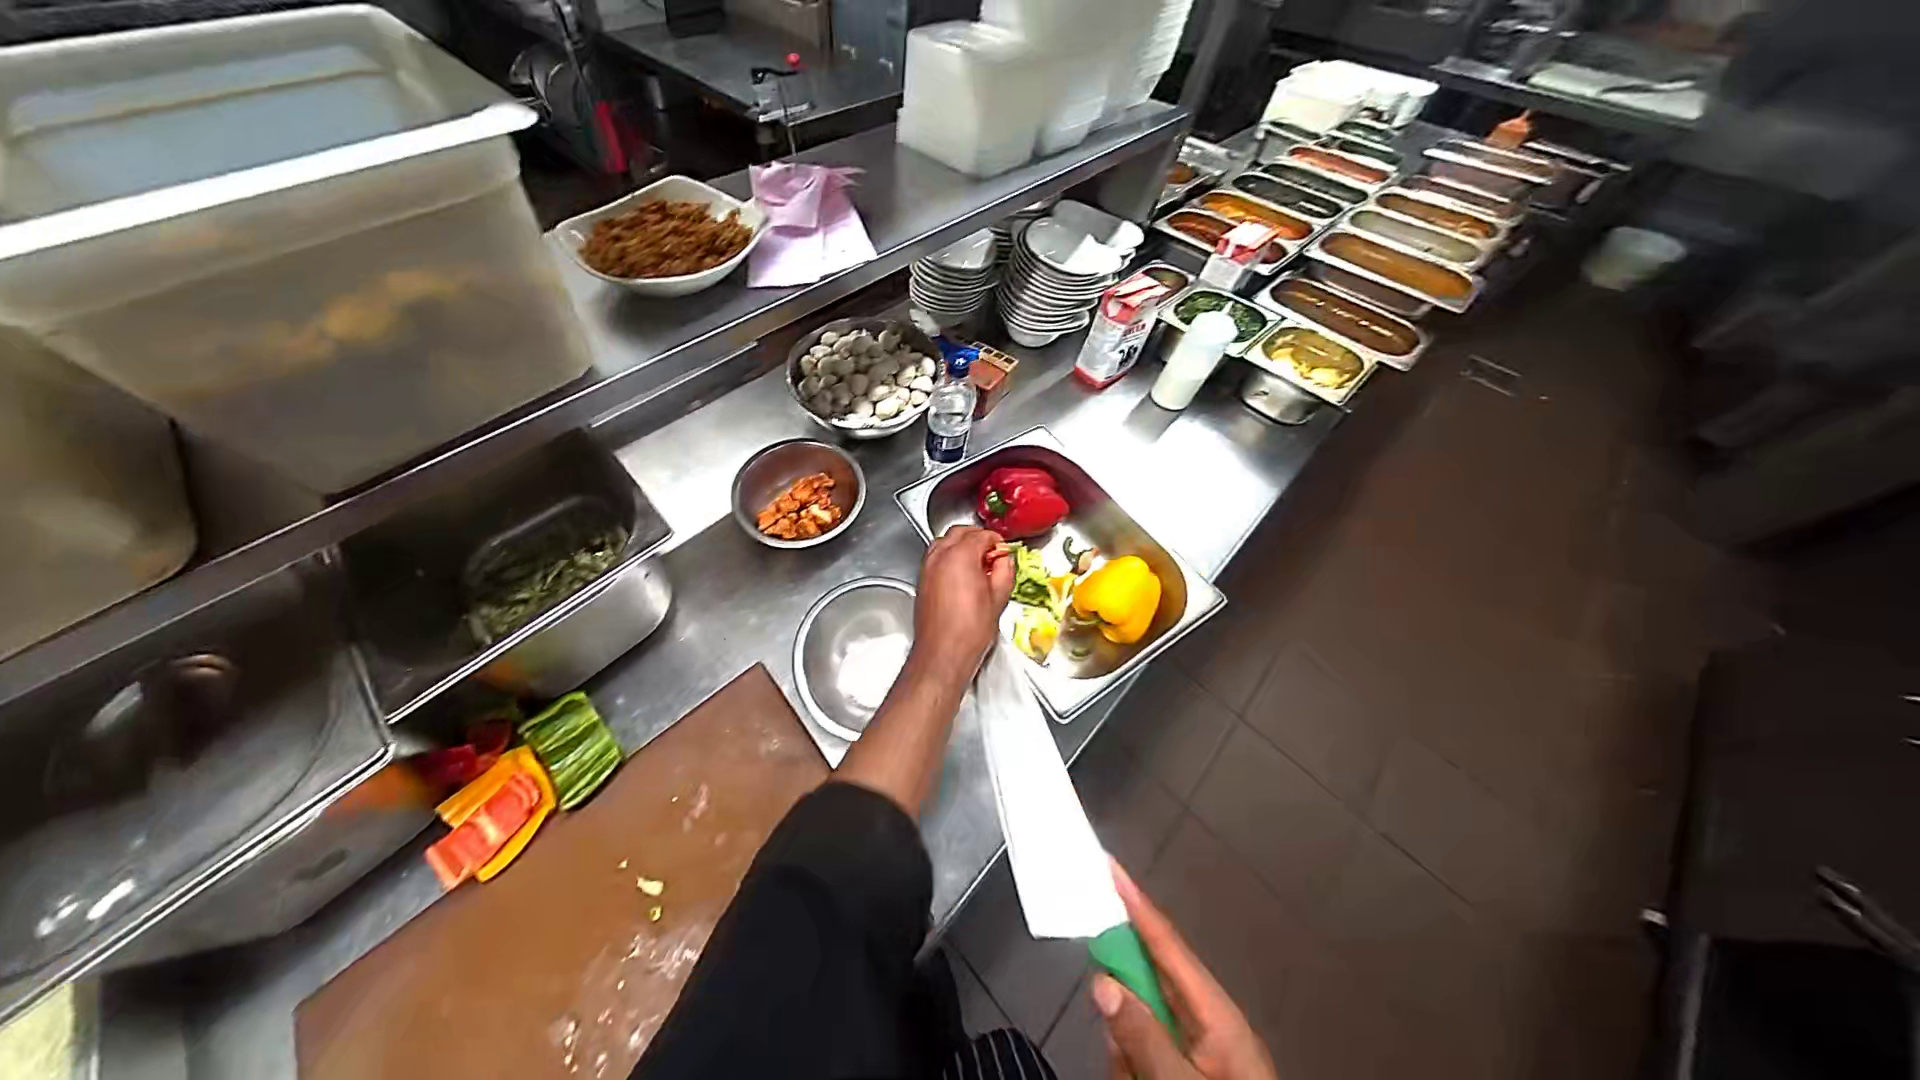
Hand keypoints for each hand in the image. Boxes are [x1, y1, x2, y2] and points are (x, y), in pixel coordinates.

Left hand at [910, 525, 1012, 682]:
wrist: (942, 653)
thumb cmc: (969, 631)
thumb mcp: (998, 598)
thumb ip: (1005, 571)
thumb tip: (1005, 560)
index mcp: (961, 556)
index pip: (981, 535)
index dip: (996, 541)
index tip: (1004, 551)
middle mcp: (940, 557)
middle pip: (960, 532)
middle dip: (978, 538)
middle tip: (993, 554)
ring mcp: (927, 567)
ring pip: (945, 542)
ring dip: (961, 545)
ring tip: (978, 563)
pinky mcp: (922, 580)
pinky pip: (936, 556)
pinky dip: (949, 557)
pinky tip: (962, 574)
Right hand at [1091, 863, 1279, 1079]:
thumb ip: (1142, 1037)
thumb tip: (1103, 982)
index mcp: (1217, 1015)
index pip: (1167, 944)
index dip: (1135, 904)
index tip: (1109, 867)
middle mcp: (1208, 1023)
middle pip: (1146, 986)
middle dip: (1124, 1014)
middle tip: (1128, 1062)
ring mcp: (1198, 1051)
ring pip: (1137, 1026)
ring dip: (1127, 1058)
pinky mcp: (1187, 1069)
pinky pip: (1143, 1055)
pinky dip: (1133, 1072)